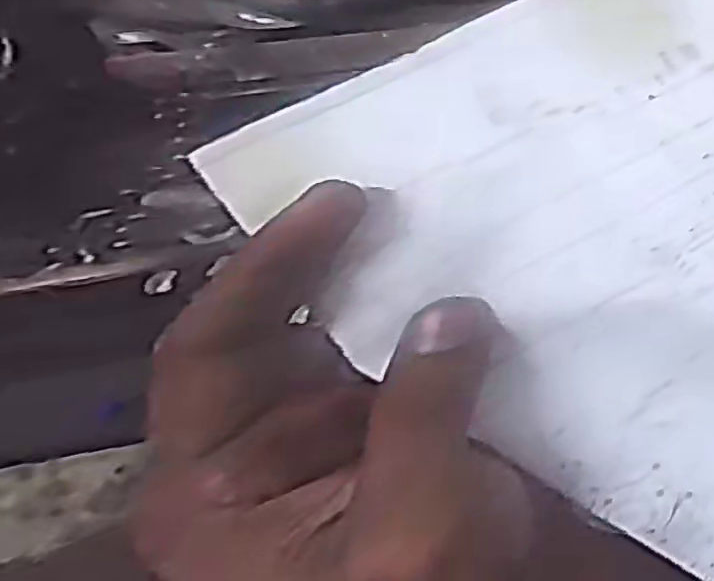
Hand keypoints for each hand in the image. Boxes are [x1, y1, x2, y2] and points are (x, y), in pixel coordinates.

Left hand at [134, 182, 534, 580]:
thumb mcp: (408, 521)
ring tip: (446, 219)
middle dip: (337, 257)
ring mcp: (363, 420)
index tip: (337, 203)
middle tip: (394, 195)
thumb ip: (420, 415)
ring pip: (369, 328)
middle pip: (292, 324)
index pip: (216, 352)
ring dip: (405, 275)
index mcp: (229, 480)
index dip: (268, 269)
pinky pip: (437, 343)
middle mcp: (284, 438)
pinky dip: (460, 304)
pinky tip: (493, 272)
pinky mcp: (430, 410)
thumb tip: (449, 309)